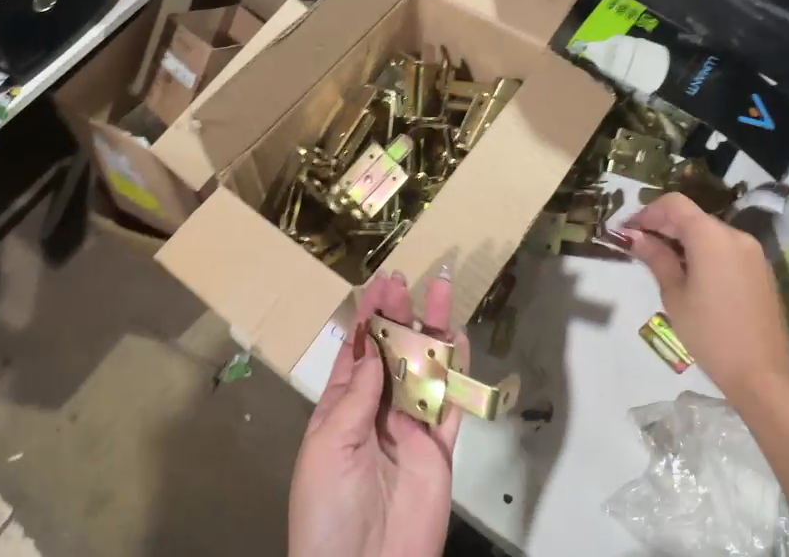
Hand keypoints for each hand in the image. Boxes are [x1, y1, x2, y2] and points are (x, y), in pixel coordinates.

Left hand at [288, 271, 462, 556]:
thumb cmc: (327, 509)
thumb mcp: (328, 446)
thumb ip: (357, 396)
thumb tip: (373, 350)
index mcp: (341, 409)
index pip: (357, 352)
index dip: (368, 317)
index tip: (380, 283)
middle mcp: (376, 412)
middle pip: (393, 353)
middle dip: (399, 315)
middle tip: (407, 279)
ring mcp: (410, 429)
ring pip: (425, 371)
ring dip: (432, 333)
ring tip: (442, 293)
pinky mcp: (439, 451)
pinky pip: (451, 406)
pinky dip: (457, 374)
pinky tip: (460, 342)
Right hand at [620, 192, 788, 400]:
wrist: (763, 374)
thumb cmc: (710, 333)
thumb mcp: (674, 294)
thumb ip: (655, 258)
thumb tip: (634, 236)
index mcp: (712, 237)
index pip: (674, 204)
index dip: (647, 212)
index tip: (627, 230)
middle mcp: (735, 235)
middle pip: (692, 216)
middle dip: (663, 225)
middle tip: (638, 245)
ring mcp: (752, 253)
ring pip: (709, 232)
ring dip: (683, 239)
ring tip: (660, 261)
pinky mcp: (760, 270)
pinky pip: (725, 248)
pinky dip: (703, 252)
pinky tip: (689, 274)